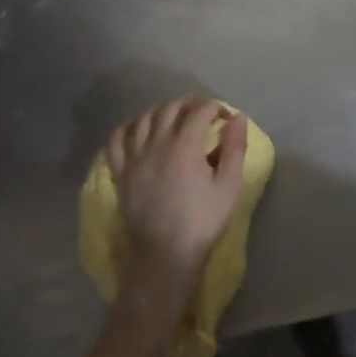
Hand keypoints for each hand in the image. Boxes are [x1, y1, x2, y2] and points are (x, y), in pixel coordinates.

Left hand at [107, 97, 248, 283]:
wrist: (167, 253)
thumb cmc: (203, 221)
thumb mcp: (229, 186)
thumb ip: (234, 148)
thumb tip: (238, 118)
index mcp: (185, 146)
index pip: (199, 111)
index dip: (215, 108)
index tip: (226, 117)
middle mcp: (157, 144)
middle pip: (170, 108)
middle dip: (189, 104)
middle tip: (203, 112)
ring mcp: (134, 157)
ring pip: (144, 118)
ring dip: (161, 111)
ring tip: (174, 117)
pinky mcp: (121, 171)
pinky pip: (116, 140)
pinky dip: (127, 127)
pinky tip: (138, 128)